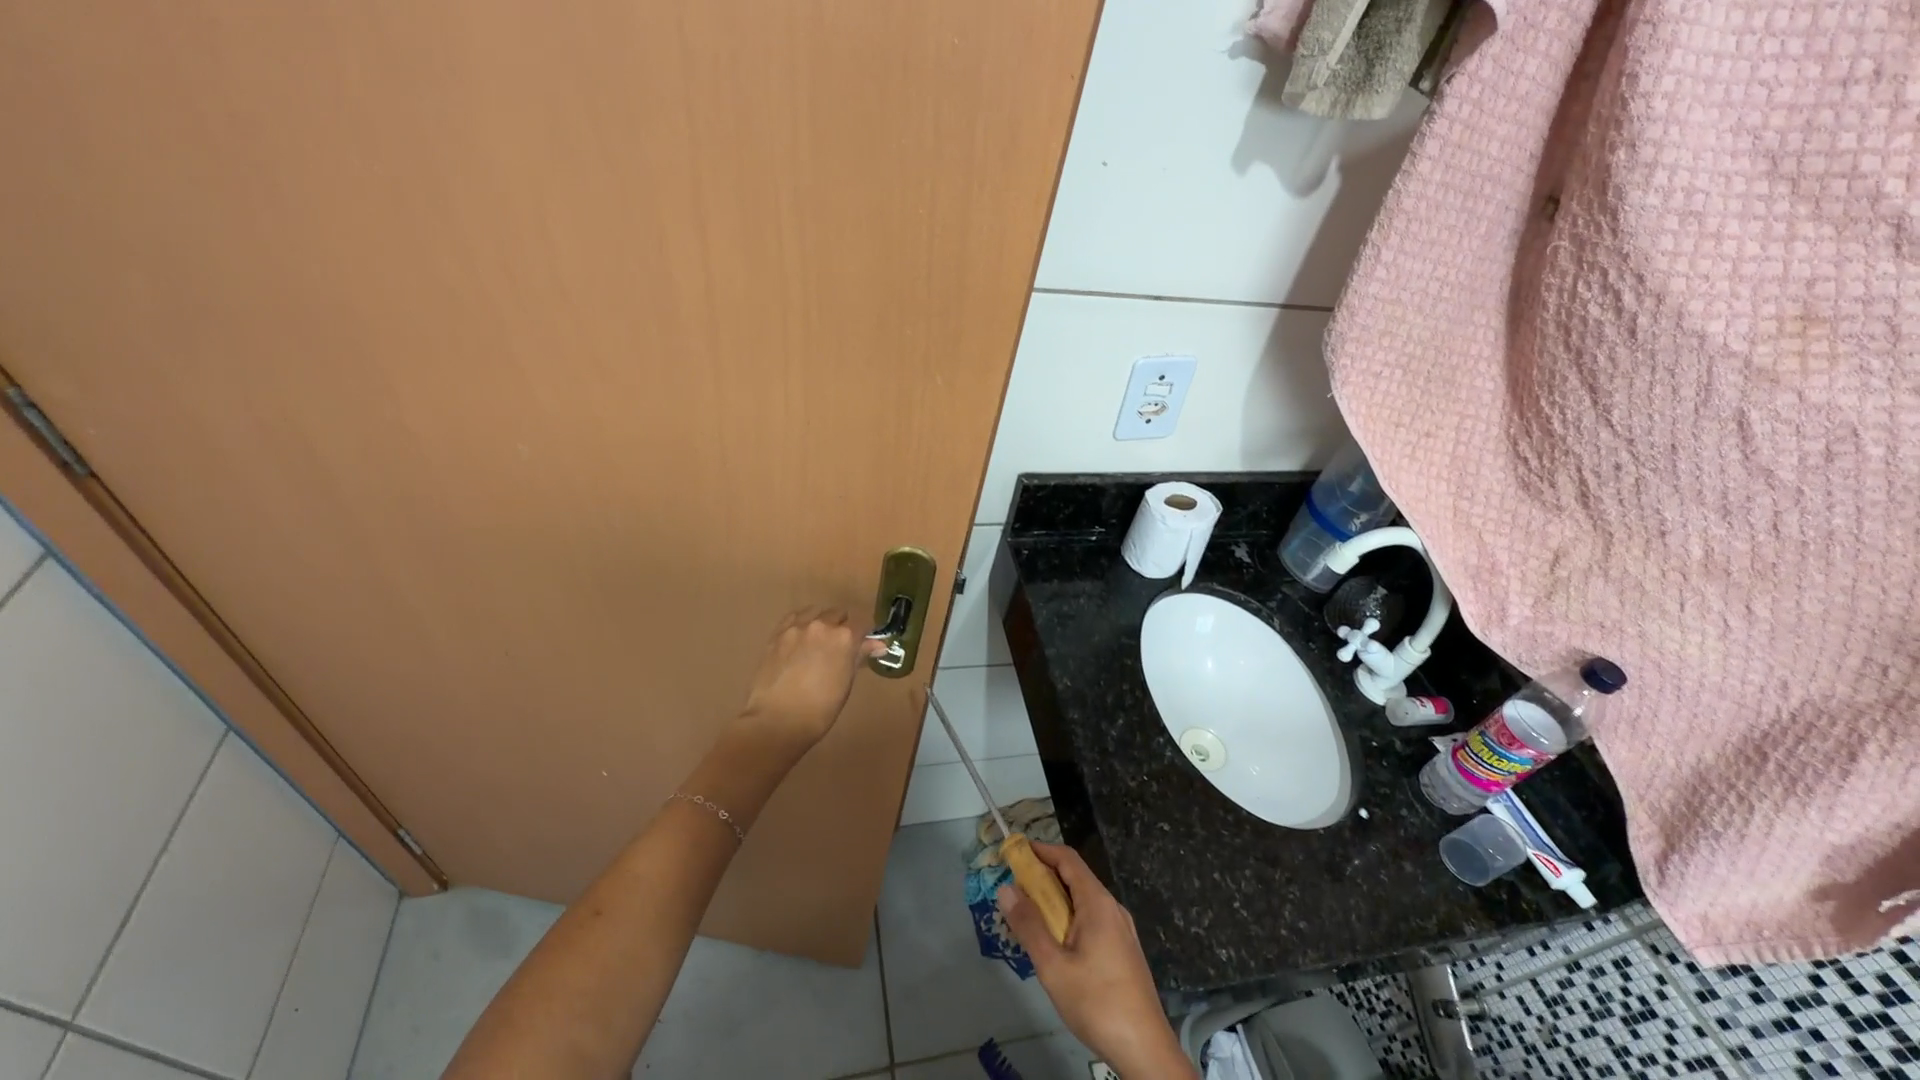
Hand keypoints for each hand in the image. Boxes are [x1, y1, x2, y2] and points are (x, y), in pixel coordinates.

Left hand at [737, 608, 886, 749]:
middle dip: (843, 627)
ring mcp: (796, 627)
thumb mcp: (846, 683)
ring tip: (818, 642)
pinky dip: (801, 623)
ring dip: (822, 622)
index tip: (865, 645)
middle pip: (838, 614)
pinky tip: (800, 637)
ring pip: (815, 612)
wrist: (777, 719)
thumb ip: (858, 657)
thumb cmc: (820, 709)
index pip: (862, 624)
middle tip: (841, 648)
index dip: (866, 634)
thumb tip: (878, 645)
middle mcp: (822, 625)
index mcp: (844, 638)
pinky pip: (793, 618)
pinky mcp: (777, 634)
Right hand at [998, 844, 1196, 1078]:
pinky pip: (1090, 922)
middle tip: (1011, 890)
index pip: (1068, 859)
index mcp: (1098, 903)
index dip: (1040, 851)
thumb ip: (1029, 925)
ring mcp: (1121, 931)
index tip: (1013, 852)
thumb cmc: (1096, 1002)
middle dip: (1042, 879)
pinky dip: (1067, 920)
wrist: (1143, 1046)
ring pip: (1082, 903)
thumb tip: (1007, 889)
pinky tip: (1053, 944)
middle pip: (1075, 879)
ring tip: (1026, 918)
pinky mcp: (1123, 951)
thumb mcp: (1053, 965)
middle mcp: (1112, 909)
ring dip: (1054, 903)